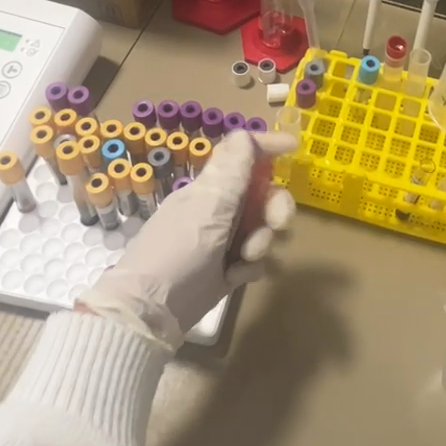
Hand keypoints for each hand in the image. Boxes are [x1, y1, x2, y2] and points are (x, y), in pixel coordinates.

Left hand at [77, 131, 297, 348]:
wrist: (150, 312)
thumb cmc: (177, 252)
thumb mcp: (208, 207)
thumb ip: (232, 171)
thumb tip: (246, 133)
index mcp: (210, 188)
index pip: (242, 155)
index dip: (267, 147)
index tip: (294, 147)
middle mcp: (219, 209)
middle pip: (264, 194)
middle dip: (275, 208)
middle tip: (276, 224)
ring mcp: (224, 240)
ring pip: (264, 228)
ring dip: (262, 242)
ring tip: (244, 259)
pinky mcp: (227, 270)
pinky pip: (257, 260)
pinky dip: (251, 267)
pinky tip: (234, 277)